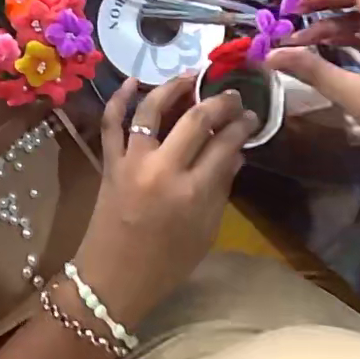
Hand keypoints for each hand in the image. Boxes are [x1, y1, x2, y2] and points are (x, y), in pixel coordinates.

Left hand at [74, 76, 259, 324]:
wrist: (112, 280)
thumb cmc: (166, 263)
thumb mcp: (205, 231)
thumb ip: (221, 188)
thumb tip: (236, 152)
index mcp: (193, 192)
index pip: (225, 144)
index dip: (242, 125)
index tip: (251, 116)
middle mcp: (163, 169)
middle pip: (195, 119)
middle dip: (219, 102)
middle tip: (231, 96)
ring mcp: (131, 162)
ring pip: (151, 109)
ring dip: (173, 87)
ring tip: (191, 78)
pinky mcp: (109, 162)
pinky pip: (111, 122)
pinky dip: (119, 98)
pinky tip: (133, 80)